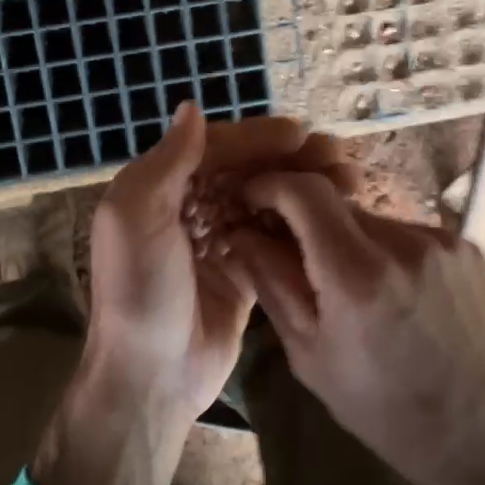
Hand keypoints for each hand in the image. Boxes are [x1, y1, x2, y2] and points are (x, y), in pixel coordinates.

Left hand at [84, 102, 356, 418]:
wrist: (151, 376)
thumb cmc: (141, 289)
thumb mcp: (136, 218)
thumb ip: (167, 162)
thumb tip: (192, 107)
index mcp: (158, 188)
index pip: (213, 148)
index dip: (255, 138)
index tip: (300, 134)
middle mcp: (187, 208)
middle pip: (244, 171)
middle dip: (288, 160)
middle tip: (337, 155)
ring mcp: (217, 240)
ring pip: (265, 200)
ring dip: (302, 187)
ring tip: (348, 181)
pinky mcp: (244, 272)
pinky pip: (275, 236)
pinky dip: (301, 223)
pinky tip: (334, 216)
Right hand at [224, 172, 484, 484]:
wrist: (479, 433)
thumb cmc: (380, 406)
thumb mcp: (308, 354)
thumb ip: (272, 282)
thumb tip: (240, 233)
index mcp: (357, 276)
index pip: (304, 192)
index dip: (271, 185)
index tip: (253, 198)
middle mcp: (404, 244)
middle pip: (336, 204)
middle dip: (308, 222)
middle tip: (298, 258)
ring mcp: (442, 241)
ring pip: (370, 217)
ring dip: (349, 238)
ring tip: (353, 288)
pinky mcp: (467, 246)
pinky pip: (406, 231)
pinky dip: (386, 250)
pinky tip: (393, 294)